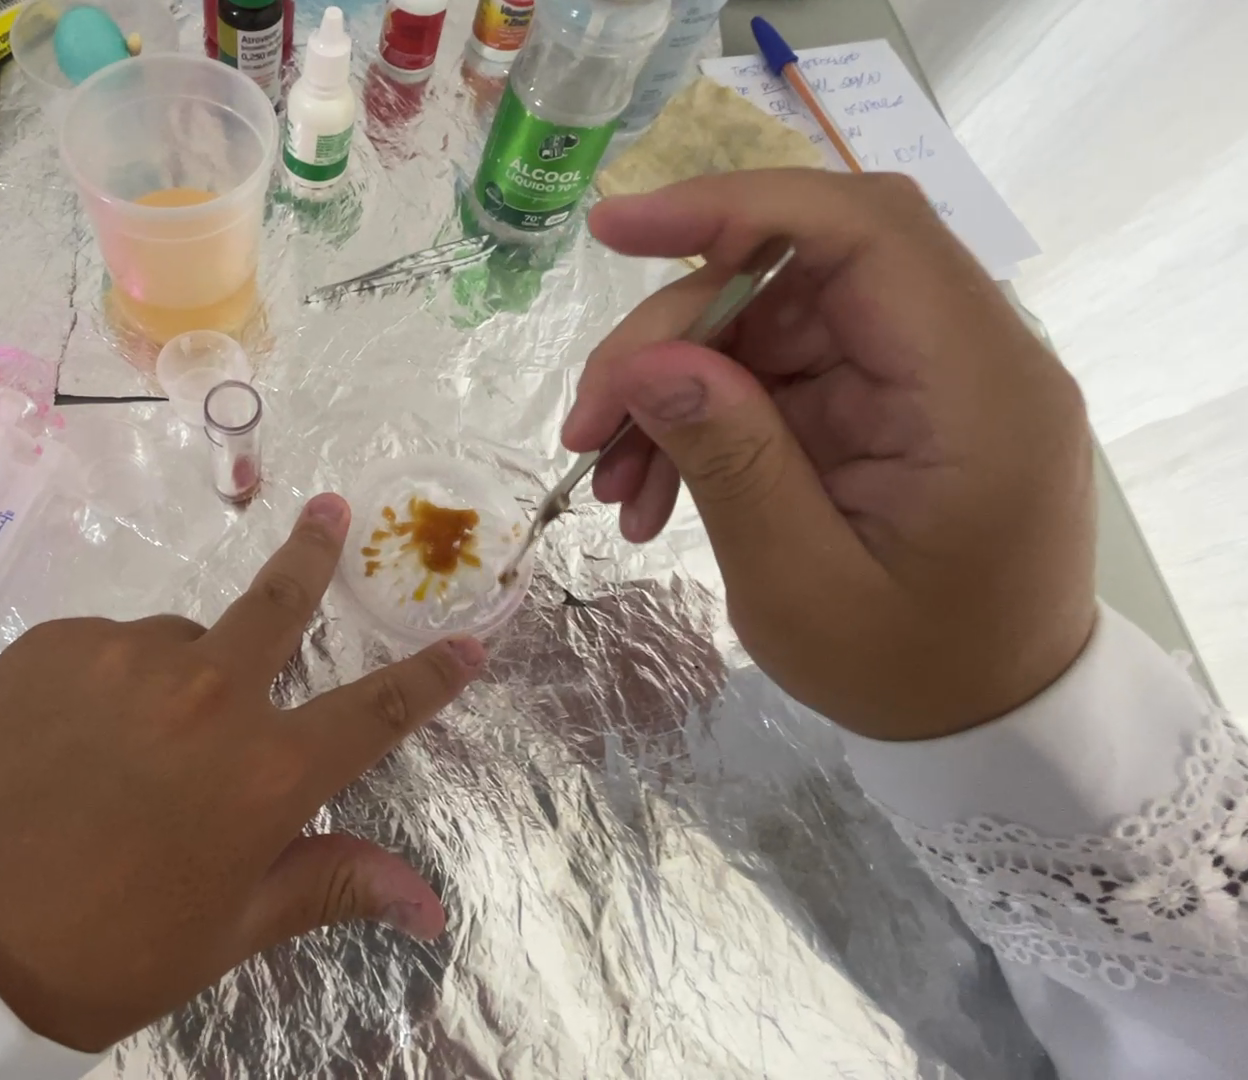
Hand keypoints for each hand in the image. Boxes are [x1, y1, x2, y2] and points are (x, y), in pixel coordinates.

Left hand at [0, 495, 485, 1051]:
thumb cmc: (100, 950)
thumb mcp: (225, 929)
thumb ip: (329, 884)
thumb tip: (432, 904)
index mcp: (262, 774)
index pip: (374, 710)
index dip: (430, 678)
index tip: (470, 641)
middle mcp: (207, 694)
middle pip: (280, 603)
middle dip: (313, 555)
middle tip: (329, 511)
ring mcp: (127, 654)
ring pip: (183, 642)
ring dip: (183, 674)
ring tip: (132, 745)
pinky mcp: (59, 640)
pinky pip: (112, 646)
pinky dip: (114, 678)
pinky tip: (75, 732)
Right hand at [562, 170, 1095, 741]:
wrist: (976, 713)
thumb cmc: (906, 669)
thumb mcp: (798, 580)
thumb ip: (729, 459)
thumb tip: (645, 365)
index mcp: (968, 385)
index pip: (858, 230)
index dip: (730, 207)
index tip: (612, 229)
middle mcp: (943, 356)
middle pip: (778, 282)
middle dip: (660, 343)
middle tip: (583, 427)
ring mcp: (897, 381)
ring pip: (749, 334)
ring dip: (660, 395)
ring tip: (606, 482)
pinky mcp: (859, 409)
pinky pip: (752, 386)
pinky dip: (685, 429)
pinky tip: (643, 496)